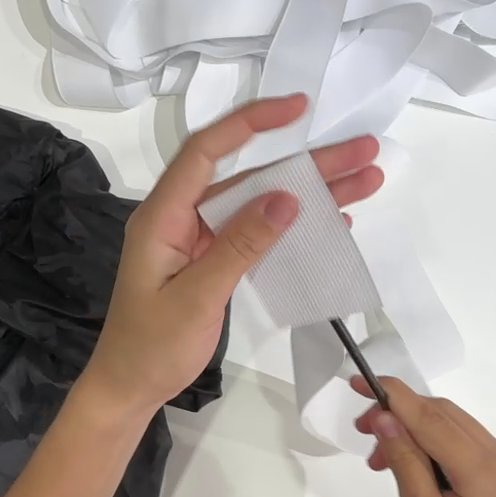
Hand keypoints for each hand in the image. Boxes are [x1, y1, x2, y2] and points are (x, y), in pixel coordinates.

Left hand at [79, 94, 383, 412]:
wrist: (130, 387)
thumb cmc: (151, 347)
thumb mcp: (195, 298)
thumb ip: (239, 247)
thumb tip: (286, 199)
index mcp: (162, 217)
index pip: (205, 152)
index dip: (250, 124)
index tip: (298, 109)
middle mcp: (180, 219)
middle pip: (245, 177)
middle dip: (304, 162)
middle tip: (363, 151)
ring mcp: (197, 241)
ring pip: (257, 205)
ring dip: (308, 193)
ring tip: (365, 179)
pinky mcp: (210, 262)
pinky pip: (254, 234)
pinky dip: (291, 227)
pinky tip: (332, 220)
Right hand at [354, 378, 495, 496]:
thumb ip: (406, 464)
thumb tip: (384, 419)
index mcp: (488, 475)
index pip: (434, 421)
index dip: (395, 397)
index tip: (360, 381)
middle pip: (444, 416)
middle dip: (399, 414)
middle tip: (361, 430)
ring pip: (452, 424)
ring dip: (412, 428)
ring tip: (380, 456)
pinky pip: (462, 440)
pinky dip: (430, 441)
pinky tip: (408, 460)